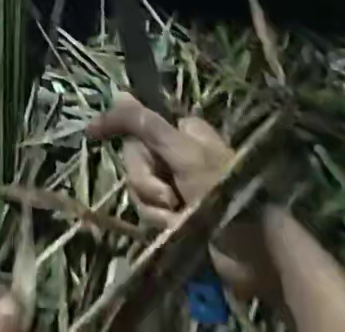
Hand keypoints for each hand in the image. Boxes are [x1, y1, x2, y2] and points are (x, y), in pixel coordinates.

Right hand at [87, 93, 273, 298]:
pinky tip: (181, 230)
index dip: (115, 125)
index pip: (136, 122)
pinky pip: (149, 215)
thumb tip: (119, 93)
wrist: (253, 252)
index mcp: (179, 133)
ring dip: (156, 207)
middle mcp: (173, 156)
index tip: (91, 133)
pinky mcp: (174, 218)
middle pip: (133, 159)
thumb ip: (147, 124)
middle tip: (169, 192)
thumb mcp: (183, 152)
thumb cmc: (222, 191)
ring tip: (180, 217)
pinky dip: (162, 224)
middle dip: (146, 180)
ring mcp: (173, 188)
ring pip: (138, 190)